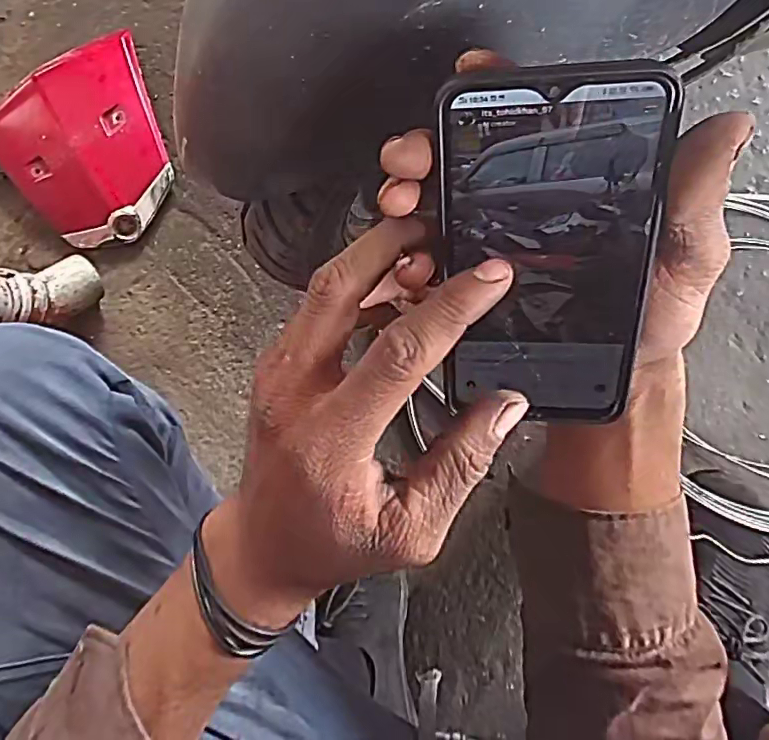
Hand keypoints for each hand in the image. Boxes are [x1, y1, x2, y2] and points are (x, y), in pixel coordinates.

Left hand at [199, 217, 531, 627]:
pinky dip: (359, 281)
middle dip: (391, 244)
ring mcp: (279, 369)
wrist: (264, 541)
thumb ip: (462, 463)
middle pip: (339, 288)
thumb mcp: (411, 529)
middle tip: (437, 227)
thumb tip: (504, 404)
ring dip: (374, 255)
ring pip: (325, 285)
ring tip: (423, 250)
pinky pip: (319, 303)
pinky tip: (393, 286)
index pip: (398, 352)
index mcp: (332, 438)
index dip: (451, 306)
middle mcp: (295, 390)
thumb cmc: (332, 540)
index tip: (489, 278)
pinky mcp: (278, 360)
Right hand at [377, 50, 751, 509]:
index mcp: (567, 183)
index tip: (474, 72)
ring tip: (405, 205)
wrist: (620, 376)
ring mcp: (488, 243)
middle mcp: (518, 205)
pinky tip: (414, 264)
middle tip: (415, 156)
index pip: (526, 123)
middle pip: (459, 158)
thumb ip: (696, 195)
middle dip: (425, 147)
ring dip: (406, 195)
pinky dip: (408, 256)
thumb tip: (728, 128)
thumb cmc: (653, 317)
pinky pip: (427, 259)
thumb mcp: (688, 254)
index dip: (495, 90)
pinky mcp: (466, 282)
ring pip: (432, 202)